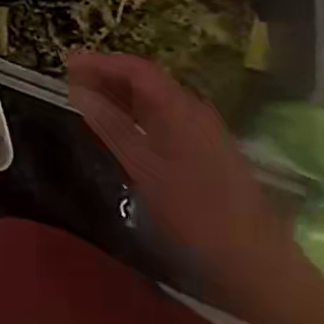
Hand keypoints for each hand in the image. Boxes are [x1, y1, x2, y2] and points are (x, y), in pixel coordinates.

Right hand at [66, 52, 300, 314]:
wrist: (256, 261)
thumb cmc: (193, 214)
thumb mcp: (143, 168)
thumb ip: (110, 125)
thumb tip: (78, 90)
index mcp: (178, 108)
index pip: (136, 69)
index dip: (100, 62)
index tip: (67, 64)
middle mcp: (193, 109)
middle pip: (147, 79)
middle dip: (108, 75)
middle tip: (71, 81)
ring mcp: (203, 128)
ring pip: (156, 98)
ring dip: (122, 94)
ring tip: (88, 99)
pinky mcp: (207, 148)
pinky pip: (166, 116)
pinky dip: (138, 113)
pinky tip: (121, 126)